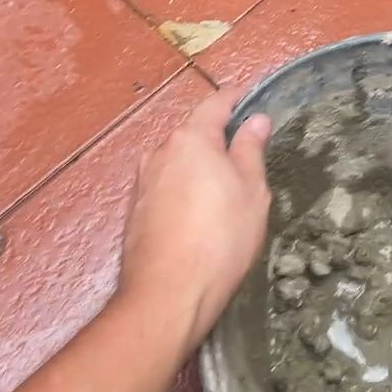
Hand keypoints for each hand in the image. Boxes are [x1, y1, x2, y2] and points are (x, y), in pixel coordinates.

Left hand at [115, 88, 272, 349]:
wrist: (167, 296)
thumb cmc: (220, 237)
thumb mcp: (252, 191)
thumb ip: (250, 150)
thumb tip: (255, 120)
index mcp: (191, 139)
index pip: (215, 104)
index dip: (236, 97)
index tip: (252, 95)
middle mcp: (160, 152)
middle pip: (193, 133)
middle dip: (218, 136)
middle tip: (246, 150)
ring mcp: (143, 183)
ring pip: (178, 161)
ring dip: (199, 165)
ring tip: (225, 187)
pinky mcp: (135, 212)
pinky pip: (166, 186)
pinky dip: (185, 188)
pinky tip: (199, 212)